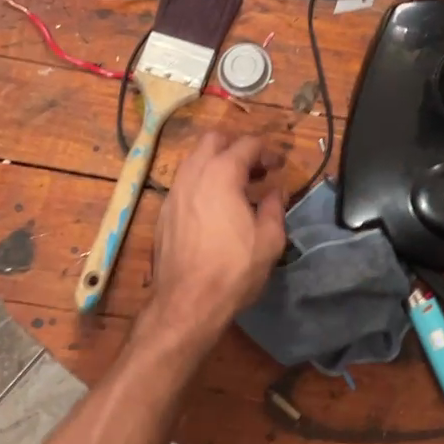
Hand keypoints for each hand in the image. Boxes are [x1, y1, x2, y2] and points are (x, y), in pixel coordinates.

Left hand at [149, 133, 286, 343]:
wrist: (185, 304)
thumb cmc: (232, 269)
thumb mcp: (269, 239)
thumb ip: (275, 207)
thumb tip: (276, 191)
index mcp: (222, 172)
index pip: (247, 144)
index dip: (267, 151)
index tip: (279, 167)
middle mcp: (194, 173)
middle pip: (214, 139)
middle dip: (236, 146)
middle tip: (254, 168)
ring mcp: (174, 191)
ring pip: (195, 158)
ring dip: (217, 162)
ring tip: (236, 186)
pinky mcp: (164, 211)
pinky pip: (185, 181)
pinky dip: (202, 181)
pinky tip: (214, 207)